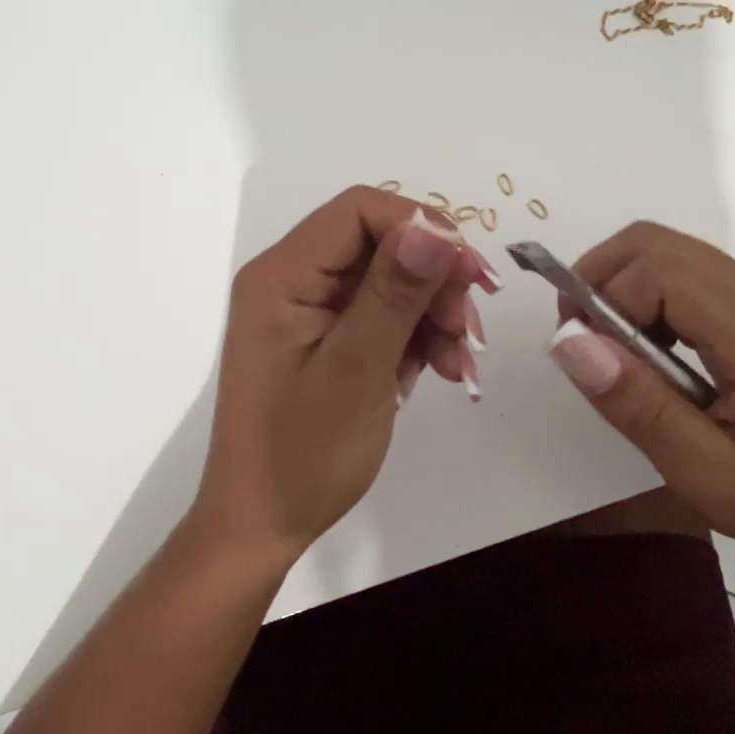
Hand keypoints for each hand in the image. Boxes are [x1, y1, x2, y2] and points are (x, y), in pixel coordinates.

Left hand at [193, 186, 498, 560]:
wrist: (263, 523)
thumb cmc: (302, 453)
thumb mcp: (356, 371)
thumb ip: (394, 294)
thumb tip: (434, 226)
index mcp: (283, 276)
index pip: (360, 210)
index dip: (423, 228)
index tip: (470, 275)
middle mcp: (293, 281)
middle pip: (381, 245)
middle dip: (435, 280)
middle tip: (471, 329)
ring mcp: (309, 312)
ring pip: (391, 282)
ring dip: (435, 314)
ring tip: (462, 364)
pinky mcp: (327, 340)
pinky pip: (383, 317)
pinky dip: (419, 339)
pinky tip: (445, 372)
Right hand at [546, 222, 734, 547]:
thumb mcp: (709, 477)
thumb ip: (642, 410)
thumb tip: (569, 342)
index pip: (662, 272)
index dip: (607, 300)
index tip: (585, 356)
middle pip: (655, 244)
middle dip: (599, 281)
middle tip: (582, 343)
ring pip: (662, 248)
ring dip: (616, 286)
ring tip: (611, 350)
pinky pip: (678, 267)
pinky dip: (640, 293)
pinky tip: (644, 347)